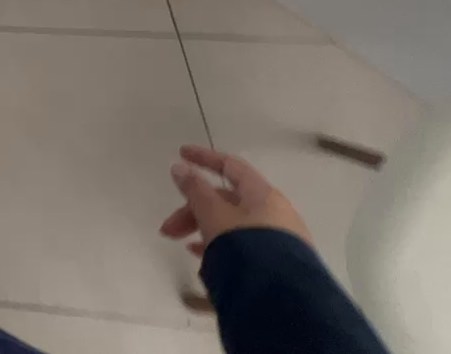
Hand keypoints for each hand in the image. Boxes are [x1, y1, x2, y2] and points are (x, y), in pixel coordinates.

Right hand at [159, 144, 311, 256]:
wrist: (282, 296)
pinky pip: (242, 243)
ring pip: (231, 223)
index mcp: (262, 194)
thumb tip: (180, 168)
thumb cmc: (244, 242)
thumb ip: (194, 188)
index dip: (204, 157)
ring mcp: (280, 238)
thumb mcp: (211, 211)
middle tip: (169, 227)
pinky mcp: (280, 261)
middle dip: (191, 209)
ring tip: (184, 245)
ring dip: (202, 228)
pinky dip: (220, 243)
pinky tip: (203, 257)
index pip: (231, 166)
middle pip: (225, 200)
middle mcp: (275, 212)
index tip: (179, 154)